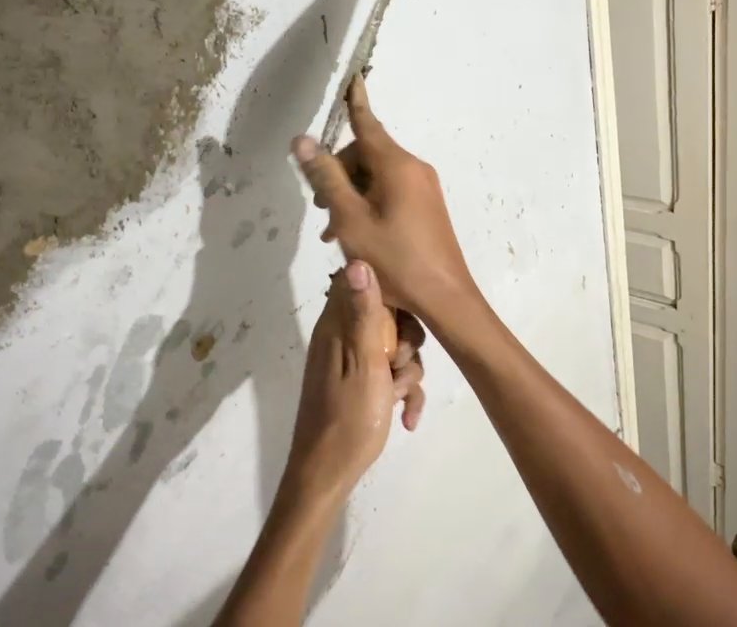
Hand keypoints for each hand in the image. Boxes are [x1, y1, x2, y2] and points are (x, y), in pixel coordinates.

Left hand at [283, 261, 420, 500]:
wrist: (328, 475)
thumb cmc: (348, 417)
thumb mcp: (363, 362)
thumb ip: (364, 313)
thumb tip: (358, 261)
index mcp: (336, 326)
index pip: (365, 283)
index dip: (393, 294)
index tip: (405, 318)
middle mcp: (342, 338)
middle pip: (389, 317)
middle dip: (407, 341)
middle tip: (401, 364)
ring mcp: (352, 364)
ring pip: (396, 349)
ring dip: (408, 372)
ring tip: (400, 395)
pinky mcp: (362, 386)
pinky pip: (392, 377)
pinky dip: (403, 393)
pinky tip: (407, 418)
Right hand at [292, 77, 479, 323]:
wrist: (445, 297)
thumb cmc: (395, 259)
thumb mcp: (351, 220)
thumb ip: (327, 178)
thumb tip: (303, 141)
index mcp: (396, 165)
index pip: (367, 123)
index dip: (354, 101)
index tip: (352, 76)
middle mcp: (413, 168)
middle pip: (365, 154)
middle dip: (338, 174)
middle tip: (320, 212)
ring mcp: (422, 187)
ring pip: (375, 176)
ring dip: (350, 195)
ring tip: (333, 233)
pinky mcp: (426, 206)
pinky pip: (389, 191)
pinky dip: (367, 204)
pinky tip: (353, 236)